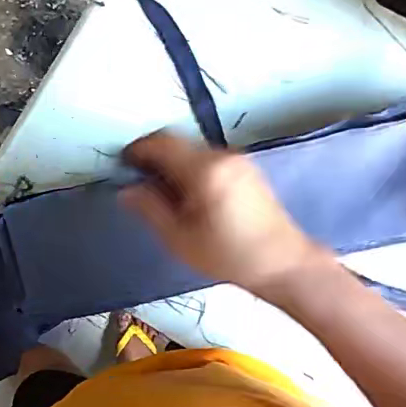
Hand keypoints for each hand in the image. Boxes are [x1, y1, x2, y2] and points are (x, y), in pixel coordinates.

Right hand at [119, 130, 333, 298]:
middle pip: (177, 143)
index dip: (137, 150)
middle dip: (154, 158)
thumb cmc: (229, 256)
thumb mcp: (179, 239)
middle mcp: (222, 156)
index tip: (122, 165)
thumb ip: (150, 209)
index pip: (161, 142)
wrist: (282, 264)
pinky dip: (191, 169)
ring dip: (173, 164)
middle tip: (139, 183)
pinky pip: (209, 159)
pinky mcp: (246, 169)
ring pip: (193, 151)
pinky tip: (189, 197)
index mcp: (204, 170)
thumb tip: (126, 190)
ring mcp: (237, 160)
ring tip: (164, 195)